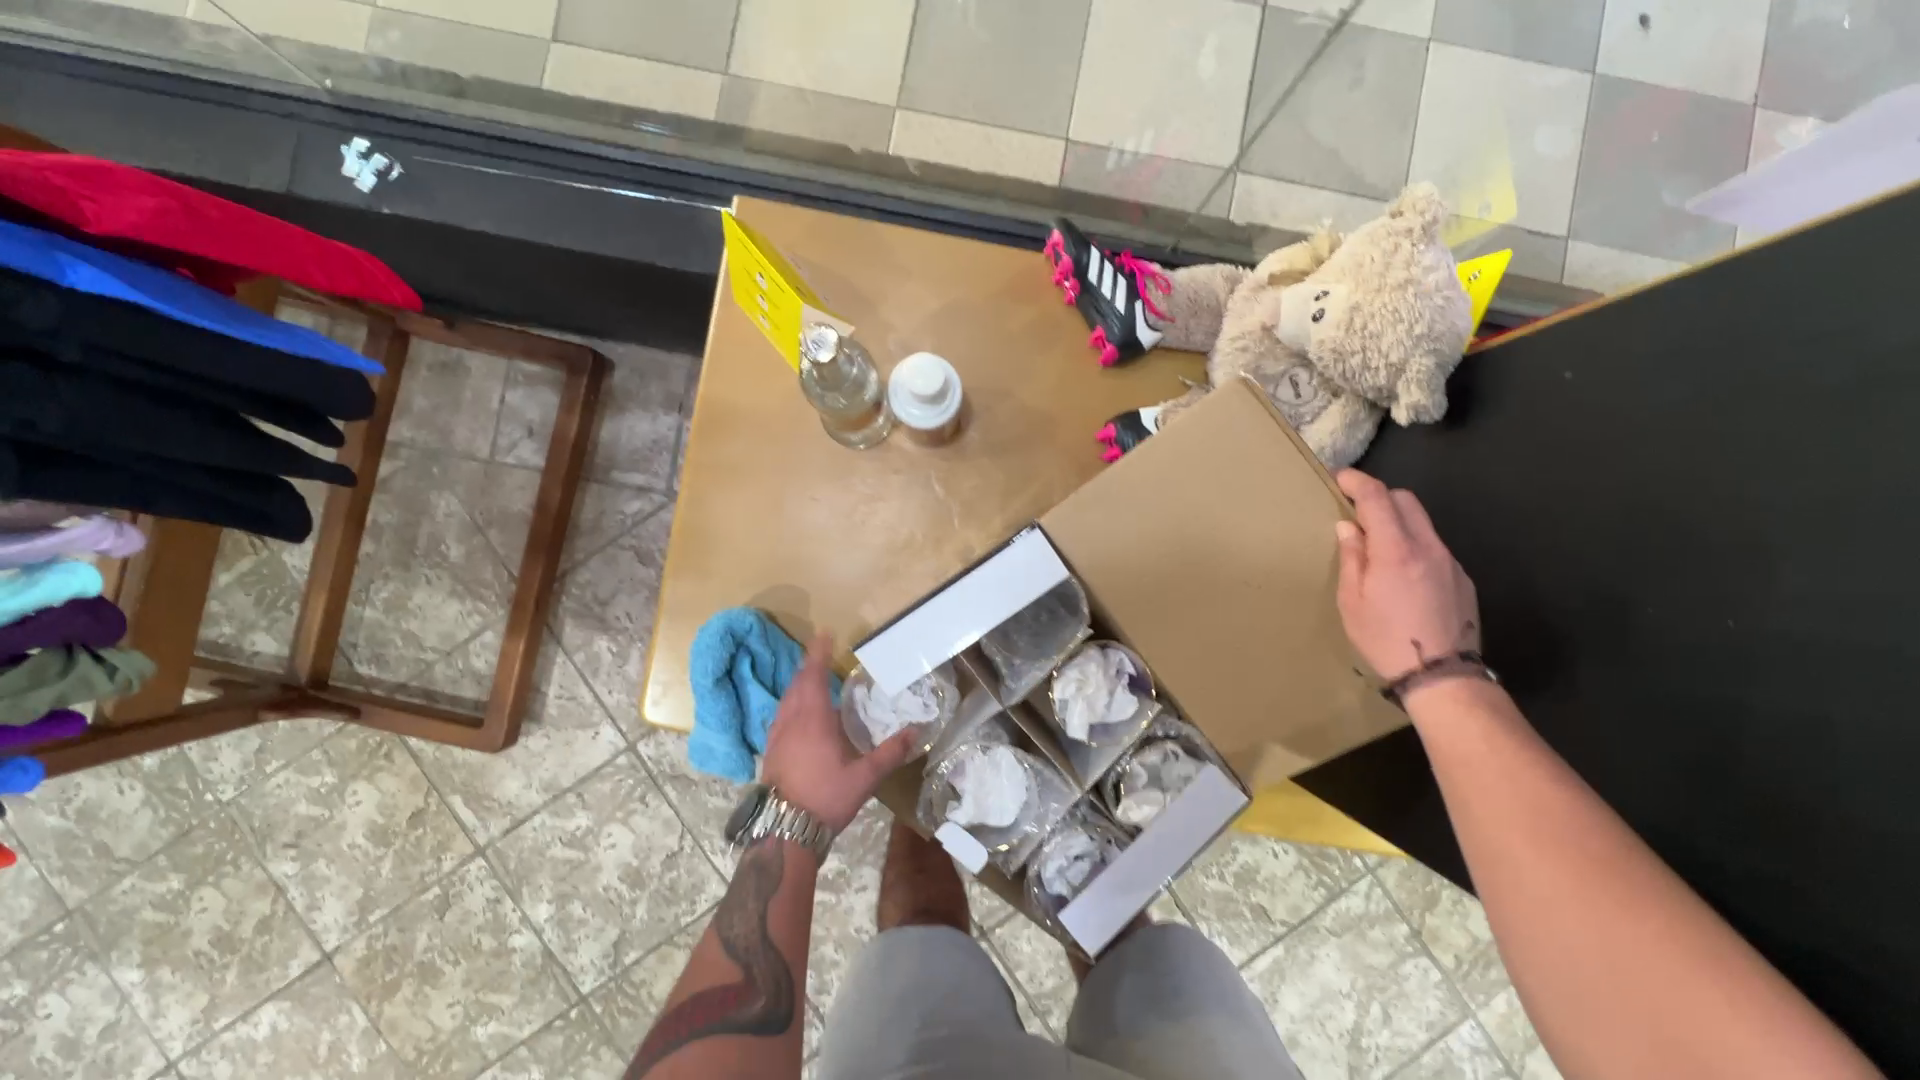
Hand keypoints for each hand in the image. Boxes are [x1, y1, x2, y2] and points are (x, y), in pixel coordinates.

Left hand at [760, 632, 918, 831]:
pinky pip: (781, 716)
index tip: (823, 634)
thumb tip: (916, 732)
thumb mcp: (864, 777)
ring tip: (811, 682)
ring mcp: (776, 736)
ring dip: (798, 686)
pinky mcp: (771, 751)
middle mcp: (791, 721)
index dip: (818, 653)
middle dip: (809, 667)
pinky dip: (791, 705)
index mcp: (812, 719)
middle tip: (821, 655)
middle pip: (797, 684)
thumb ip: (890, 753)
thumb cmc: (825, 798)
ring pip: (786, 700)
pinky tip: (799, 717)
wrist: (785, 830)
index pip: (813, 676)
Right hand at [1332, 469, 1480, 683]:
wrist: (1442, 676)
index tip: (1339, 477)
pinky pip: (1434, 548)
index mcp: (1396, 550)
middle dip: (1379, 496)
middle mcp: (1428, 547)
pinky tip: (1402, 575)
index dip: (1356, 481)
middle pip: (1405, 500)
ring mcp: (1450, 561)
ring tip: (1377, 548)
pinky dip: (1414, 546)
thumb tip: (1349, 527)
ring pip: (1423, 523)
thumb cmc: (1385, 640)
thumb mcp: (1352, 602)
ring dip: (1398, 522)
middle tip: (1356, 513)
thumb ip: (1352, 558)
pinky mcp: (1462, 578)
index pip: (1377, 497)